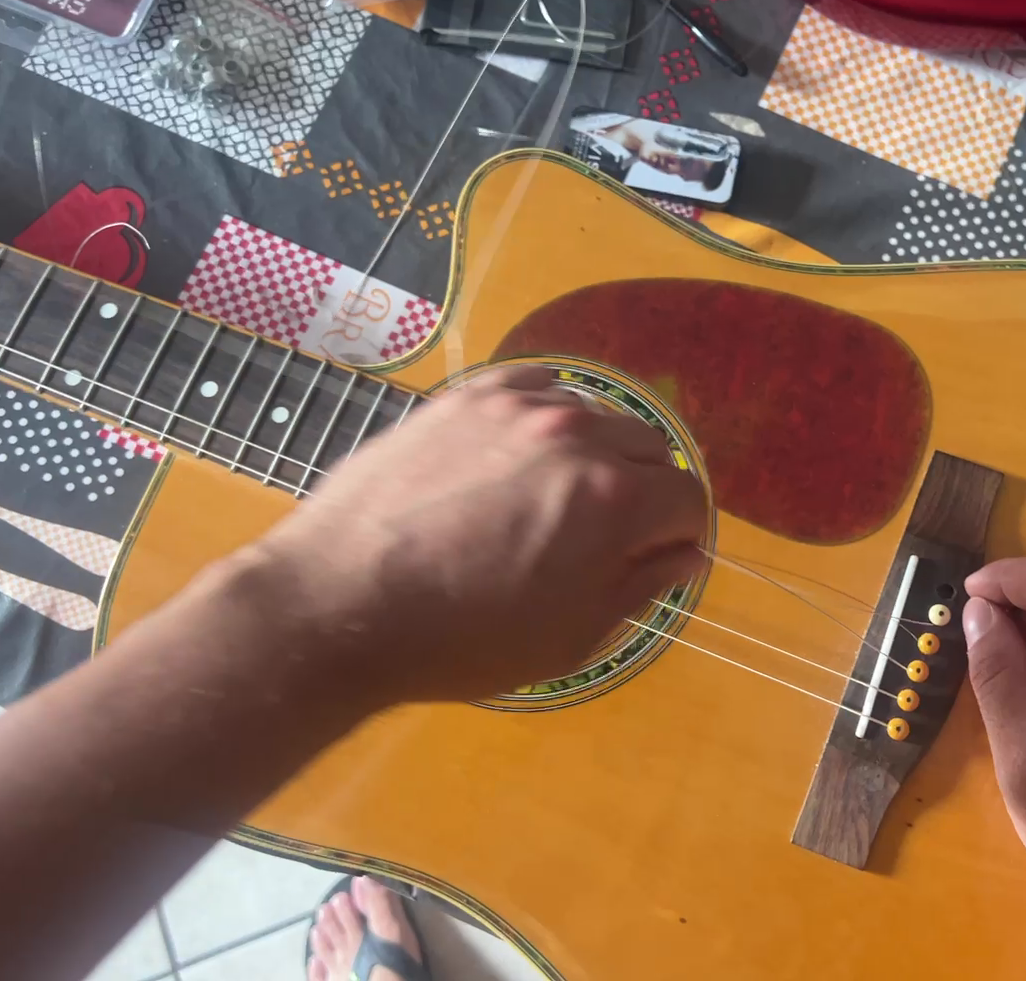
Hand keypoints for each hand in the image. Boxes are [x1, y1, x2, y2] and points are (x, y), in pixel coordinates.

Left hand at [236, 365, 708, 703]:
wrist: (336, 606)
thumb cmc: (465, 640)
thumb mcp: (573, 636)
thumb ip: (644, 585)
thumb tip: (688, 553)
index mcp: (617, 500)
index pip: (689, 499)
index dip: (679, 533)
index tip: (650, 555)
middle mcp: (582, 436)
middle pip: (653, 449)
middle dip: (647, 489)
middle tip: (603, 529)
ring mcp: (523, 406)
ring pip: (600, 415)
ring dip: (598, 452)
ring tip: (551, 490)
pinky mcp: (473, 392)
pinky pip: (542, 385)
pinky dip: (551, 414)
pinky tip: (520, 449)